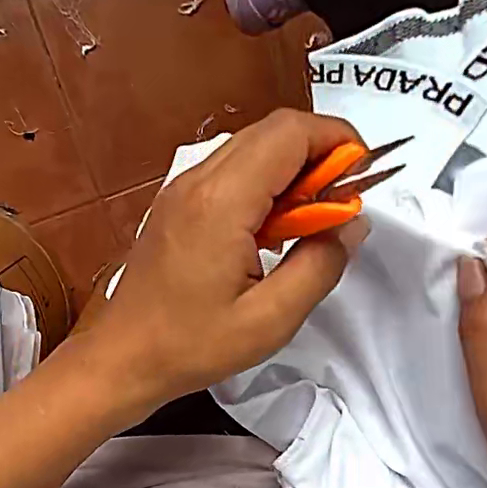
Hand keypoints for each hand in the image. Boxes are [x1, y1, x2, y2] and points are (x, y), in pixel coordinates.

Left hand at [75, 108, 367, 416]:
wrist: (122, 357)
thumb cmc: (191, 345)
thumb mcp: (271, 319)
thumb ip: (320, 265)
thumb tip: (353, 224)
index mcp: (222, 202)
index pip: (290, 133)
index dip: (338, 140)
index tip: (364, 175)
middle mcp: (199, 180)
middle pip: (274, 130)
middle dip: (321, 152)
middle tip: (343, 200)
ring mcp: (184, 186)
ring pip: (255, 145)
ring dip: (295, 168)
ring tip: (313, 217)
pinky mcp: (179, 200)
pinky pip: (234, 168)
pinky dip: (268, 182)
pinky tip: (276, 227)